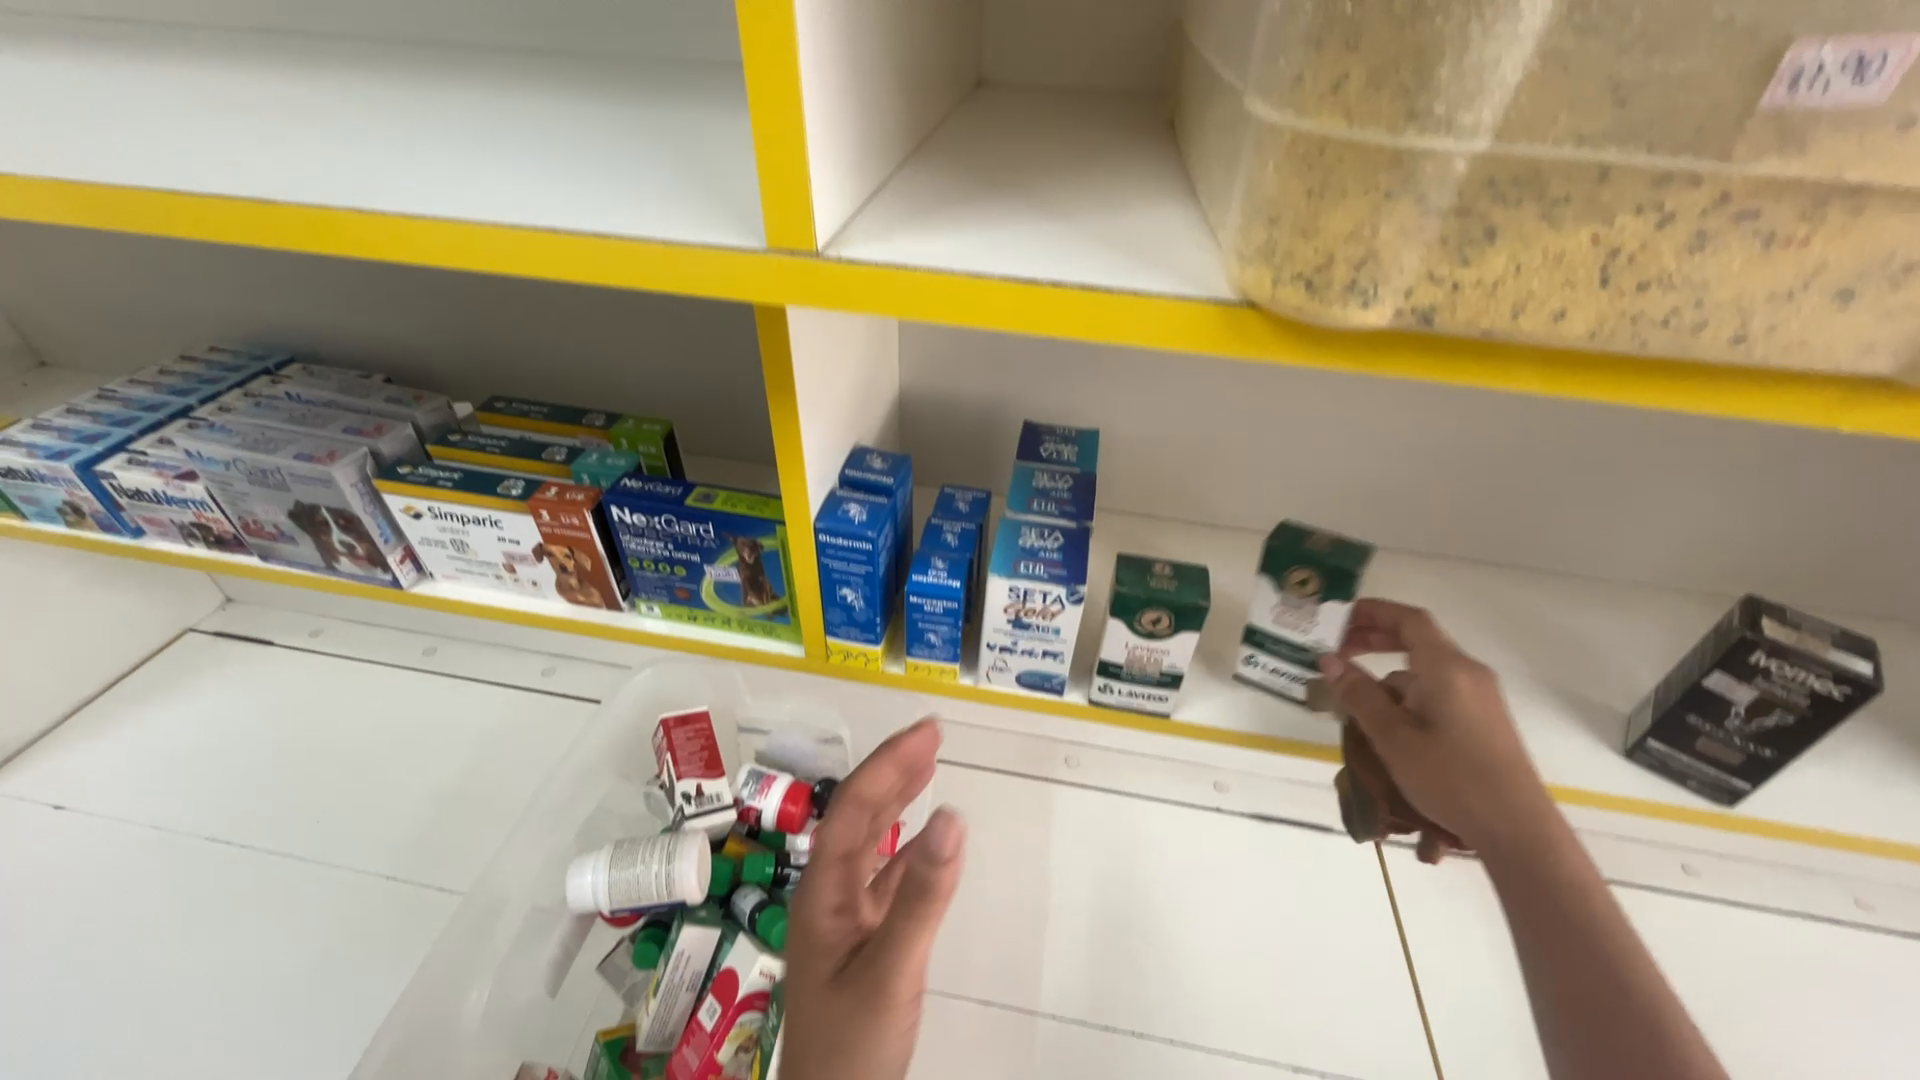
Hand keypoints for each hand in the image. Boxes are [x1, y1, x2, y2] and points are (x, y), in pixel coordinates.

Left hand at [782, 718, 966, 1079]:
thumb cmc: (852, 1044)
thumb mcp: (890, 969)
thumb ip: (923, 895)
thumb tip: (953, 817)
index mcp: (822, 892)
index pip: (854, 810)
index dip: (888, 765)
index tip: (928, 732)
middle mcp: (829, 894)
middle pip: (858, 818)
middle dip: (892, 772)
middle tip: (932, 735)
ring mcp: (846, 918)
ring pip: (871, 844)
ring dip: (898, 802)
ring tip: (927, 766)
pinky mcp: (865, 939)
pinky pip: (887, 877)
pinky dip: (908, 849)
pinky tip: (926, 839)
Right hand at [1319, 600, 1553, 855]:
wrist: (1517, 829)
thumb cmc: (1451, 778)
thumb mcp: (1393, 737)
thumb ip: (1359, 695)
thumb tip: (1328, 660)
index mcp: (1447, 668)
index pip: (1409, 620)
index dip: (1372, 611)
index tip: (1338, 618)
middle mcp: (1467, 673)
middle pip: (1417, 640)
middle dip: (1374, 639)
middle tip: (1336, 651)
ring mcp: (1479, 697)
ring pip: (1424, 671)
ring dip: (1386, 676)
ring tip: (1352, 702)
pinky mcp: (1482, 720)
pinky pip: (1437, 691)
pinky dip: (1405, 695)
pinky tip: (1386, 726)